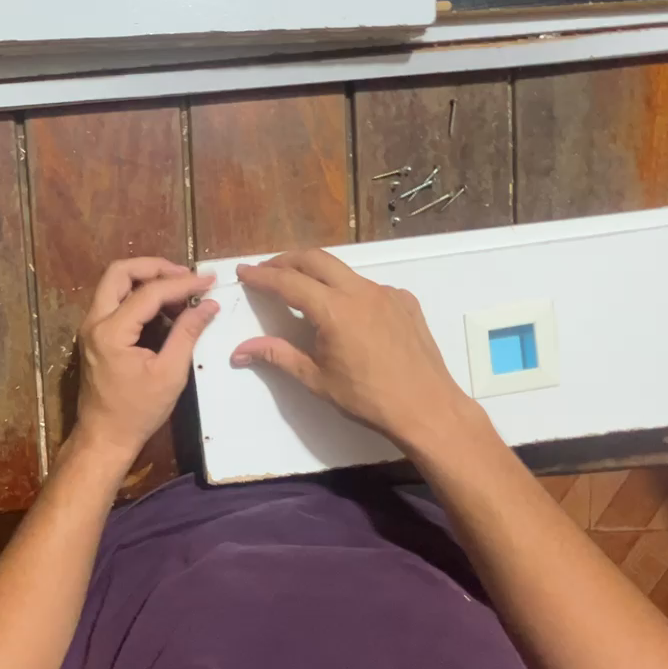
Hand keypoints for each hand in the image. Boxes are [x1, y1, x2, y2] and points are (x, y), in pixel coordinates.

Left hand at [70, 258, 218, 460]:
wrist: (104, 437)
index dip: (181, 284)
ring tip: (179, 290)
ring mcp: (91, 327)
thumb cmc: (138, 411)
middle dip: (154, 267)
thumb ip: (187, 333)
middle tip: (185, 275)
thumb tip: (209, 305)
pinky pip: (114, 301)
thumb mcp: (170, 374)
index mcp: (111, 331)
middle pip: (119, 272)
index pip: (148, 293)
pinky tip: (165, 308)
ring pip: (114, 284)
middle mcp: (94, 322)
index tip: (208, 281)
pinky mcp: (95, 335)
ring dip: (146, 280)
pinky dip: (138, 295)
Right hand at [230, 249, 485, 459]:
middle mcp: (360, 292)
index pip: (288, 282)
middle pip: (315, 259)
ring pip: (344, 271)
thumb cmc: (367, 398)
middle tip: (267, 271)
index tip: (244, 272)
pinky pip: (369, 286)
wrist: (427, 408)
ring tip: (301, 288)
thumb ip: (278, 356)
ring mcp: (386, 293)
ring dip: (317, 273)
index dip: (262, 276)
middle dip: (286, 261)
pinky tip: (345, 313)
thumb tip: (241, 350)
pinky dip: (348, 290)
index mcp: (335, 311)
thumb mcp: (316, 379)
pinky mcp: (405, 301)